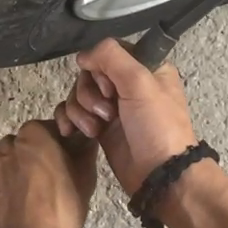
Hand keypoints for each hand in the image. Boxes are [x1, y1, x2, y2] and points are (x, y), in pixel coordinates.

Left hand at [0, 120, 97, 227]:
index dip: (58, 143)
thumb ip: (85, 150)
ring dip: (19, 168)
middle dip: (36, 154)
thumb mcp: (85, 178)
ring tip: (32, 193)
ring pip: (9, 159)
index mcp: (34, 135)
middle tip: (49, 177)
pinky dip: (6, 184)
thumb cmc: (61, 210)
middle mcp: (9, 144)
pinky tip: (18, 203)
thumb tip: (86, 138)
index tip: (65, 160)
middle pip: (25, 142)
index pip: (48, 128)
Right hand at [54, 38, 198, 194]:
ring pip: (79, 93)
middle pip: (90, 73)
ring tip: (95, 129)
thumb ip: (111, 57)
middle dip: (89, 93)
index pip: (109, 52)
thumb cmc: (156, 125)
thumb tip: (82, 55)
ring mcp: (113, 106)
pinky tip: (71, 132)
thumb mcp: (140, 82)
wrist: (158, 175)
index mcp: (146, 66)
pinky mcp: (100, 127)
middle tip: (106, 112)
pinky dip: (69, 119)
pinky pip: (74, 112)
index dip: (101, 67)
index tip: (109, 87)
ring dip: (80, 110)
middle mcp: (129, 84)